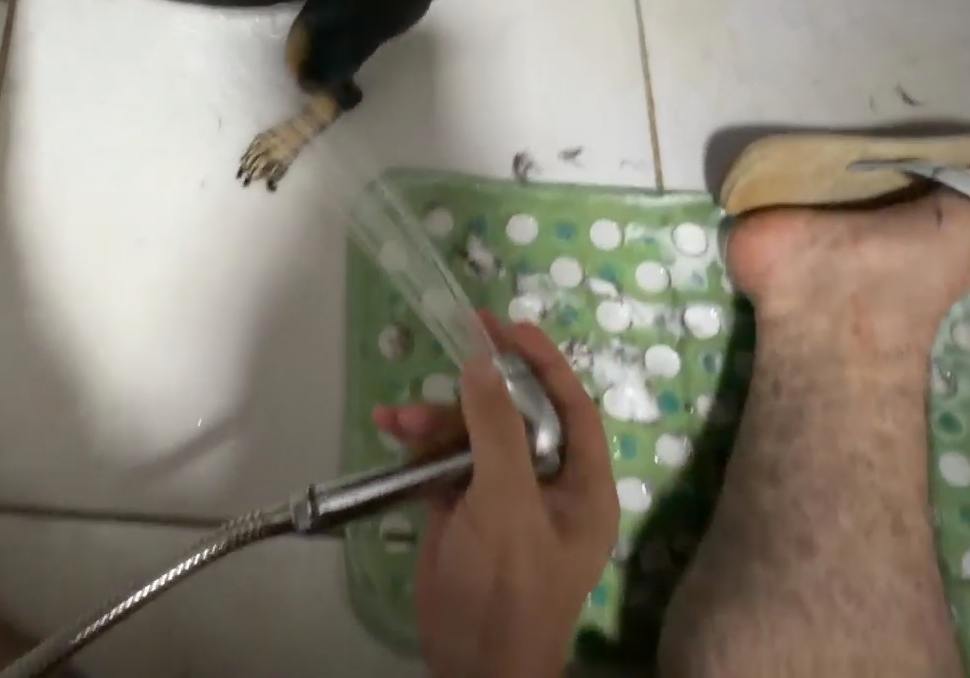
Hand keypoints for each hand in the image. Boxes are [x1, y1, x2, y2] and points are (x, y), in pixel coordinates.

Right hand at [373, 317, 618, 677]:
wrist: (470, 662)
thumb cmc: (509, 586)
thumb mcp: (507, 503)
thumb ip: (496, 429)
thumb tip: (483, 361)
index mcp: (580, 484)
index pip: (572, 407)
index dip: (546, 362)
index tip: (512, 326)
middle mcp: (545, 482)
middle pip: (514, 413)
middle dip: (476, 388)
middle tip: (455, 342)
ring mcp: (500, 493)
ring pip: (469, 432)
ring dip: (433, 419)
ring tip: (398, 420)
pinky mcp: (461, 504)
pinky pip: (441, 457)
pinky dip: (417, 444)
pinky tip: (390, 431)